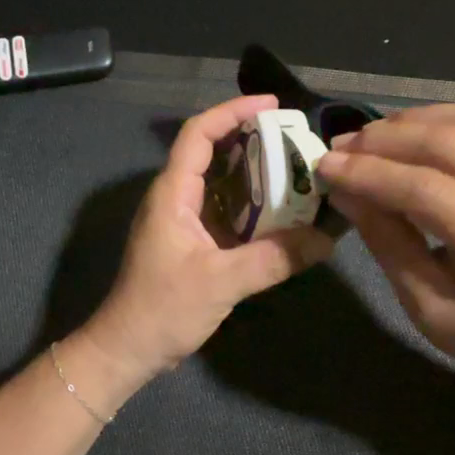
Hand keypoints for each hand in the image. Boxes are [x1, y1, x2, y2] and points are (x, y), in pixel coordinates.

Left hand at [78, 94, 335, 387]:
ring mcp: (182, 221)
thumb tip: (326, 239)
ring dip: (254, 174)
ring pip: (220, 183)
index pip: (198, 134)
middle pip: (212, 152)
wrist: (128, 348)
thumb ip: (274, 259)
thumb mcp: (221, 282)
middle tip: (297, 140)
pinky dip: (252, 206)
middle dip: (252, 140)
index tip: (273, 106)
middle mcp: (175, 198)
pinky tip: (283, 213)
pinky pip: (225, 211)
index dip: (232, 111)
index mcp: (172, 194)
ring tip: (298, 171)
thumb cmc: (162, 309)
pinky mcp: (191, 243)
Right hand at [316, 104, 454, 386]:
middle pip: (449, 144)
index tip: (324, 165)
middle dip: (384, 141)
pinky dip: (445, 116)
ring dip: (412, 122)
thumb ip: (384, 240)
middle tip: (339, 148)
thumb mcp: (421, 302)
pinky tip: (414, 132)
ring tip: (370, 139)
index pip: (427, 189)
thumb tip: (341, 188)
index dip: (369, 173)